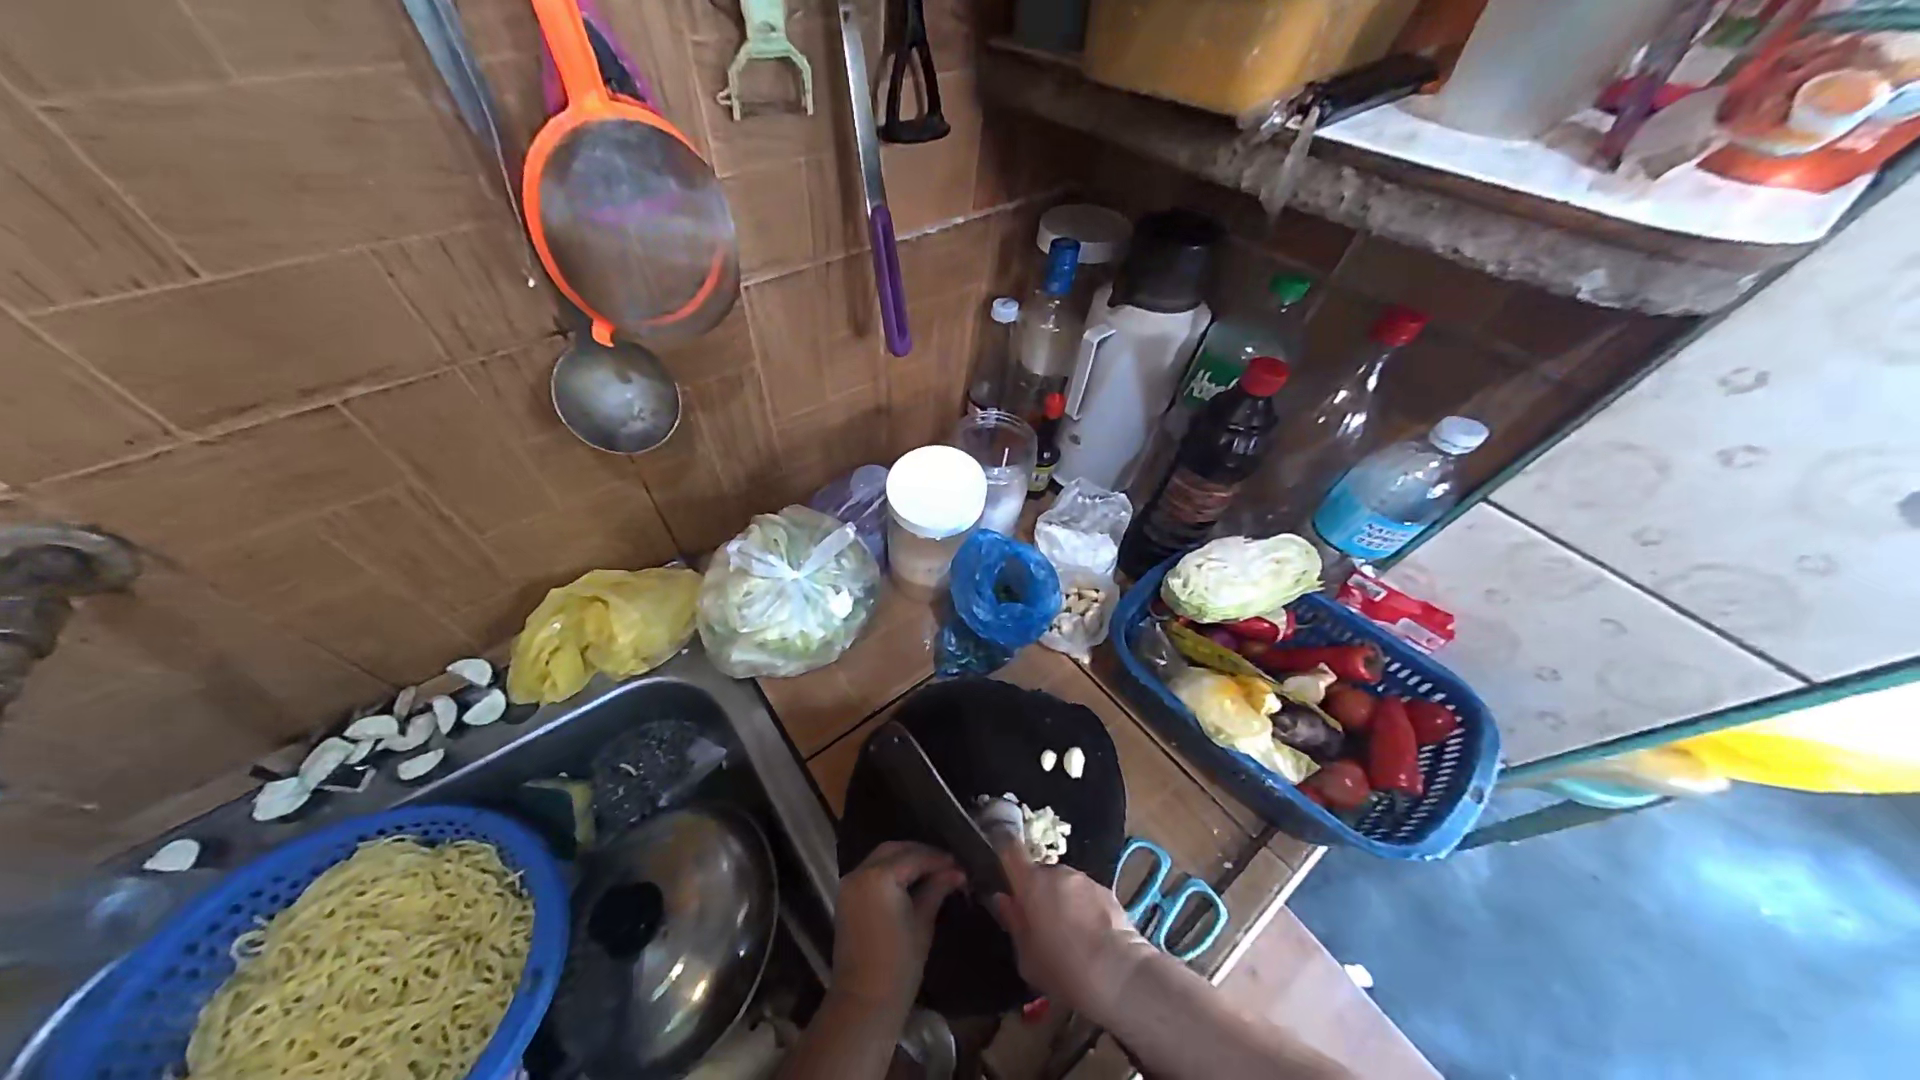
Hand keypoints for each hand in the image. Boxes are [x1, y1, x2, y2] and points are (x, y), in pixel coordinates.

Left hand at [829, 841, 965, 1017]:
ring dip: (904, 860)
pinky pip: (870, 872)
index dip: (937, 859)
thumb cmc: (899, 963)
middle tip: (945, 864)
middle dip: (919, 853)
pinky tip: (910, 880)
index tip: (958, 864)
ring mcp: (849, 885)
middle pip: (893, 850)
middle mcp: (859, 873)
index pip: (913, 857)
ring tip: (931, 870)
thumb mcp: (923, 921)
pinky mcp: (846, 898)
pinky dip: (890, 871)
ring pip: (880, 858)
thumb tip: (956, 872)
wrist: (864, 1000)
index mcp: (879, 876)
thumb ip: (937, 889)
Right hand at [986, 835, 1156, 1020]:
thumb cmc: (1062, 968)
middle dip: (1037, 892)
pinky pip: (1086, 895)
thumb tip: (1002, 899)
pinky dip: (1083, 908)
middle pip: (1040, 873)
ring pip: (1064, 884)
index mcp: (1032, 883)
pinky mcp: (1108, 892)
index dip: (1005, 855)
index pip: (1011, 851)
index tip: (1002, 870)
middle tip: (1038, 923)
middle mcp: (1058, 872)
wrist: (1119, 975)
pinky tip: (1090, 937)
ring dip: (1061, 900)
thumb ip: (1013, 922)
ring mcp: (1085, 880)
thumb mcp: (1026, 956)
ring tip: (1068, 935)